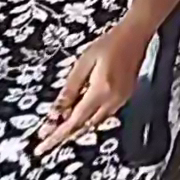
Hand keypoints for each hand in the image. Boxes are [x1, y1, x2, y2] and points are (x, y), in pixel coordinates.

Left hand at [36, 24, 149, 156]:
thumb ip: (69, 89)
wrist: (137, 32)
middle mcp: (113, 98)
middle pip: (85, 126)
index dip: (56, 137)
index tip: (42, 148)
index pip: (74, 122)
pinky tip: (83, 112)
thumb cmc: (112, 41)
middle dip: (65, 134)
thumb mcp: (84, 63)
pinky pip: (106, 114)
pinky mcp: (127, 94)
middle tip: (48, 137)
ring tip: (63, 124)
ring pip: (95, 122)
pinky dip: (91, 117)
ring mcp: (122, 97)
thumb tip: (55, 113)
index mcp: (101, 90)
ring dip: (79, 126)